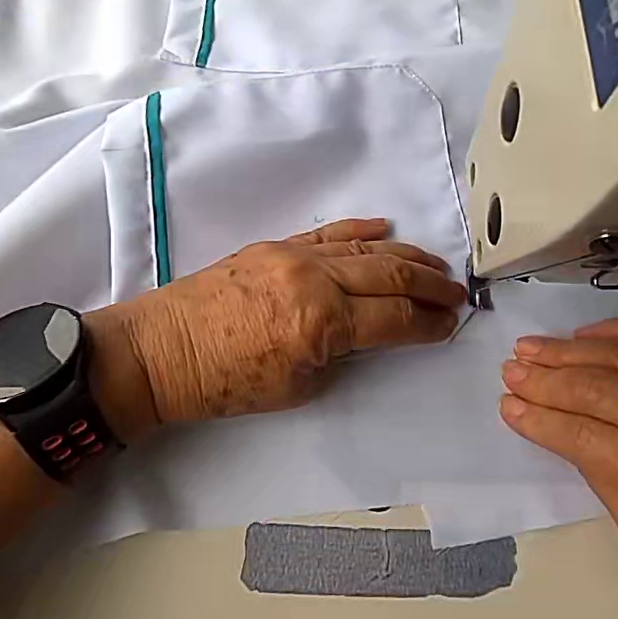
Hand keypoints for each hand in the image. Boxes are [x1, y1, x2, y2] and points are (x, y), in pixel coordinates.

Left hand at [85, 218, 467, 437]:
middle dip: (430, 285)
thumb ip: (337, 355)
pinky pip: (325, 234)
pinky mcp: (271, 246)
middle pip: (389, 276)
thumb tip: (360, 334)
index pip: (395, 319)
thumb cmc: (222, 384)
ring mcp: (291, 256)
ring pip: (363, 250)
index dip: (428, 324)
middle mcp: (313, 280)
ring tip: (435, 265)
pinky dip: (358, 232)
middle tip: (457, 292)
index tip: (450, 325)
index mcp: (321, 323)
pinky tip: (384, 230)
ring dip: (405, 257)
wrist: (160, 351)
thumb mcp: (295, 388)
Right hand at [498, 319, 617, 618]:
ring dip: (570, 351)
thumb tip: (562, 432)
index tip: (508, 405)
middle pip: (602, 389)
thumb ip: (604, 479)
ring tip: (531, 348)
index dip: (540, 419)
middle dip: (547, 379)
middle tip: (511, 370)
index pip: (587, 436)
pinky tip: (583, 335)